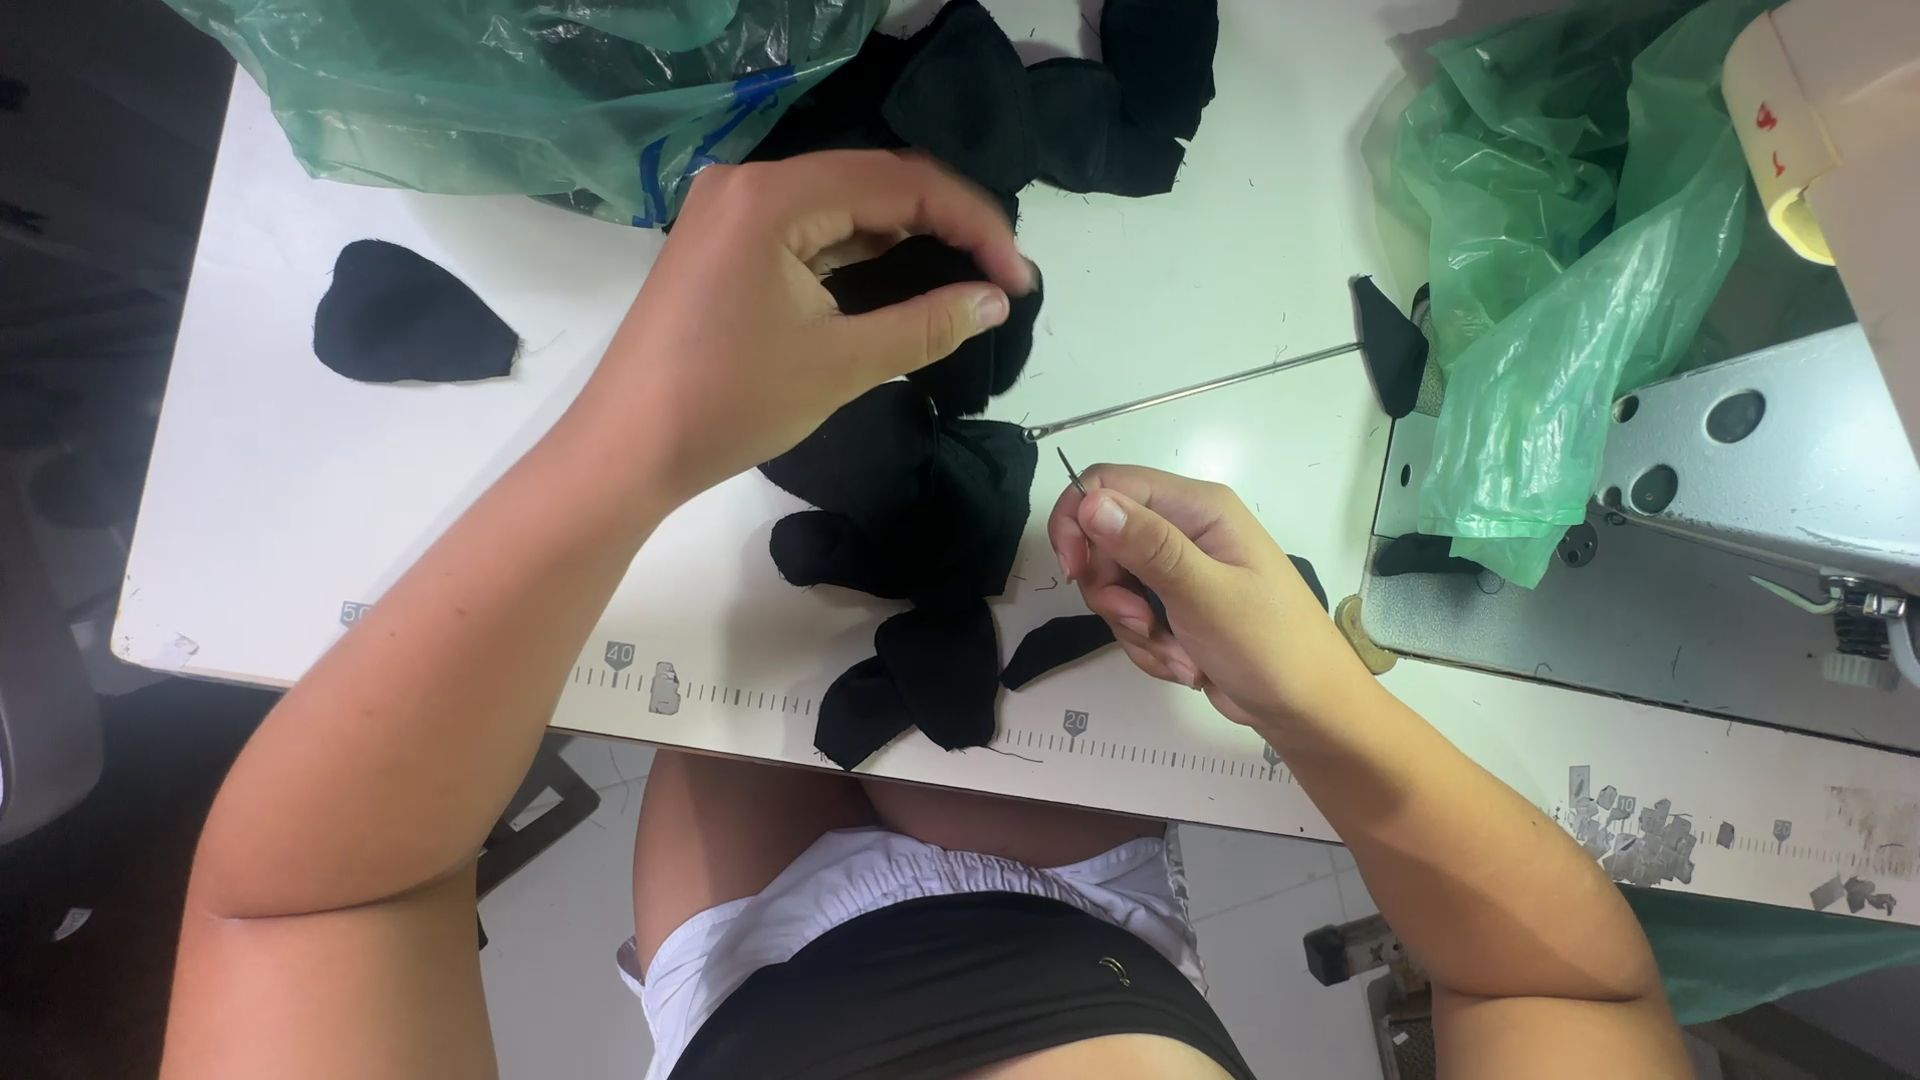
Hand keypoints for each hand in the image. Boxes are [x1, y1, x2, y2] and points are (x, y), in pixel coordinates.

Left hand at [576, 151, 1034, 501]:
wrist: (631, 449)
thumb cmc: (732, 405)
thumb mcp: (841, 364)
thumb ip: (926, 325)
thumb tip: (995, 302)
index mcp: (773, 196)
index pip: (900, 183)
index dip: (973, 224)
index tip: (1017, 278)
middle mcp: (750, 184)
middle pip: (873, 185)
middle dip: (945, 229)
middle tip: (999, 279)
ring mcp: (733, 214)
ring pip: (843, 211)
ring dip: (907, 242)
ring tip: (965, 280)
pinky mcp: (728, 247)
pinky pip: (812, 236)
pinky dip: (862, 257)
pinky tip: (903, 281)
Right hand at [1048, 465, 1370, 727]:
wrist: (1306, 710)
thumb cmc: (1271, 646)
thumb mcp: (1207, 595)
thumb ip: (1148, 546)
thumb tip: (1092, 503)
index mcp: (1197, 507)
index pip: (1107, 486)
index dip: (1077, 521)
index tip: (1075, 571)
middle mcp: (1184, 528)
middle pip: (1102, 541)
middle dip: (1112, 592)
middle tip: (1144, 624)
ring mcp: (1177, 568)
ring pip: (1112, 585)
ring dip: (1133, 627)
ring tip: (1179, 653)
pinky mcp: (1173, 603)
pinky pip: (1129, 616)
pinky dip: (1146, 644)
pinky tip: (1183, 661)